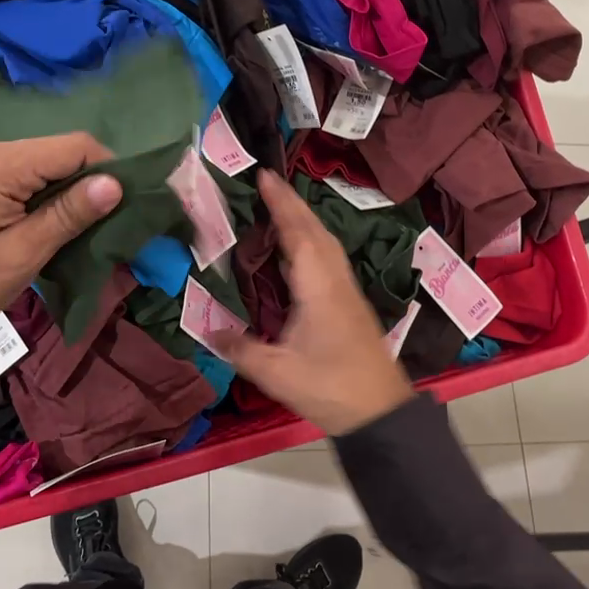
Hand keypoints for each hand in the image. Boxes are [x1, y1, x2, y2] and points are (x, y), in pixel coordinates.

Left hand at [0, 133, 123, 330]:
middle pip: (62, 149)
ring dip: (70, 186)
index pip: (74, 146)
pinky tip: (53, 218)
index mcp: (0, 164)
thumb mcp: (22, 253)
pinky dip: (48, 190)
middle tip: (109, 217)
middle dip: (91, 178)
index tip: (126, 202)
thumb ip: (68, 214)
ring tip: (84, 222)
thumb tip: (116, 183)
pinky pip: (27, 170)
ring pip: (47, 160)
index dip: (108, 167)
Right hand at [209, 172, 413, 434]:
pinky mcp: (349, 302)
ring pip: (325, 242)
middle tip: (267, 182)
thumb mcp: (277, 373)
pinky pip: (327, 257)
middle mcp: (335, 280)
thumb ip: (241, 349)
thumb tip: (207, 329)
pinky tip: (297, 247)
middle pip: (315, 230)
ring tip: (278, 205)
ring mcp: (346, 290)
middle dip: (291, 203)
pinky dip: (310, 239)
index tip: (265, 177)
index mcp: (318, 287)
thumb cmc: (330, 388)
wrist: (380, 412)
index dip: (281, 204)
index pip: (299, 233)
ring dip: (303, 219)